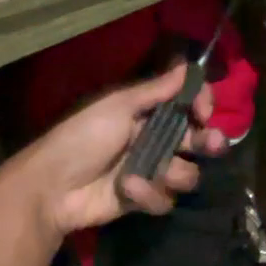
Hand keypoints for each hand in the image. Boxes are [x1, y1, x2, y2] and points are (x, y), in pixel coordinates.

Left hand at [0, 64, 229, 240]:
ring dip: (173, 172)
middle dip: (209, 141)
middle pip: (196, 140)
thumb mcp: (118, 106)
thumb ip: (156, 90)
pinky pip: (165, 199)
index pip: (186, 105)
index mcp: (147, 112)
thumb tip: (187, 65)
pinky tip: (127, 188)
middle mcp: (154, 140)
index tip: (205, 111)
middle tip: (213, 143)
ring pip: (186, 173)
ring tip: (155, 172)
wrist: (53, 185)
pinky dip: (148, 194)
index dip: (201, 105)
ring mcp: (151, 172)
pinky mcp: (144, 200)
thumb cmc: (83, 136)